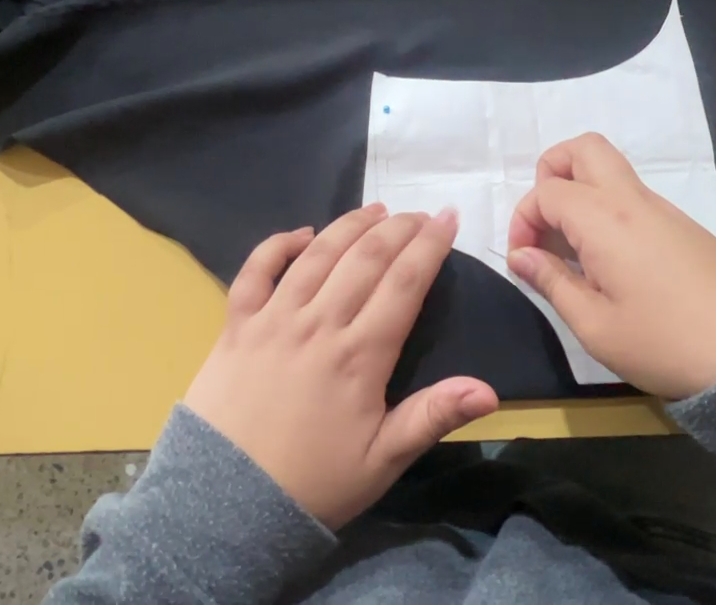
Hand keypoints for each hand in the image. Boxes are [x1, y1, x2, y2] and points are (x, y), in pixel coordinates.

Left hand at [183, 204, 499, 528]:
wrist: (226, 505)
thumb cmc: (313, 484)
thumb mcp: (382, 461)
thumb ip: (432, 417)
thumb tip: (489, 390)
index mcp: (359, 355)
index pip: (403, 283)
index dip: (429, 246)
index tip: (448, 218)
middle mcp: (318, 323)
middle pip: (364, 258)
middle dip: (398, 228)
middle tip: (419, 214)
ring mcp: (273, 318)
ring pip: (317, 255)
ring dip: (349, 226)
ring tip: (376, 209)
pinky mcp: (236, 324)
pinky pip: (255, 270)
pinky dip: (278, 244)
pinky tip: (301, 233)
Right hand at [506, 133, 715, 400]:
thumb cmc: (665, 342)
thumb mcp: (595, 325)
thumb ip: (551, 282)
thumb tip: (521, 256)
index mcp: (604, 218)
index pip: (545, 191)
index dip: (522, 220)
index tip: (523, 261)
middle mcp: (632, 200)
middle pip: (583, 149)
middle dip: (551, 172)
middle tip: (545, 222)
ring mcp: (662, 210)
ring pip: (609, 170)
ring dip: (578, 192)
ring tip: (572, 249)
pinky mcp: (682, 226)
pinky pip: (631, 197)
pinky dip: (605, 209)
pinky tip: (606, 261)